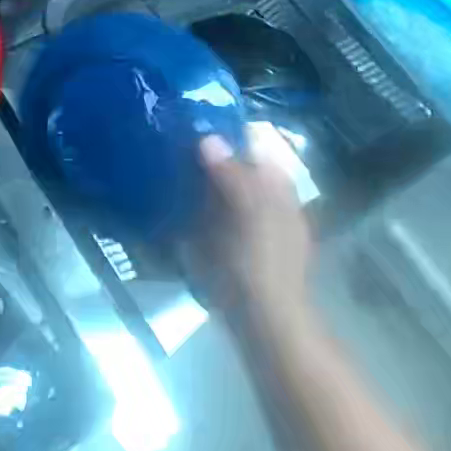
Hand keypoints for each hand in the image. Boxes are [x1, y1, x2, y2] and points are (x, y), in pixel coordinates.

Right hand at [193, 128, 314, 311]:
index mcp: (279, 191)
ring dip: (202, 184)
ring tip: (170, 174)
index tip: (196, 128)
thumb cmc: (260, 263)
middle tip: (176, 150)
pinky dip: (199, 211)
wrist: (265, 322)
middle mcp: (271, 205)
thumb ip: (232, 174)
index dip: (230, 137)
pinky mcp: (236, 250)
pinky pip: (215, 218)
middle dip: (212, 160)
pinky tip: (178, 212)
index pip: (257, 149)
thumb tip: (209, 138)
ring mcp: (254, 229)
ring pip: (225, 194)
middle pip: (240, 170)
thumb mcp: (248, 212)